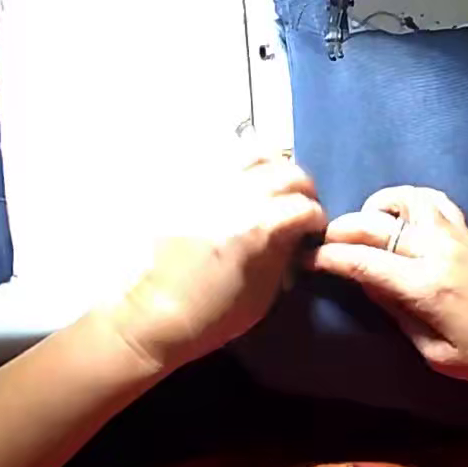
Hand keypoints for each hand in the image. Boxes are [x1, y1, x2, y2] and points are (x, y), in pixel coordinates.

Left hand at [103, 149, 327, 372]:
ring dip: (272, 168)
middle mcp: (234, 195)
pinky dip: (238, 164)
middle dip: (302, 189)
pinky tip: (240, 183)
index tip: (313, 230)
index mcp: (256, 227)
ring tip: (270, 187)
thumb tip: (297, 231)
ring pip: (254, 151)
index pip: (304, 206)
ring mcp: (206, 183)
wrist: (151, 316)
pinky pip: (219, 157)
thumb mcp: (262, 295)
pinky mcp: (183, 182)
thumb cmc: (210, 316)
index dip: (317, 219)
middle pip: (287, 171)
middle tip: (298, 206)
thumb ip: (284, 253)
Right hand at [305, 185, 467, 400]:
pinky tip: (398, 218)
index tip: (306, 260)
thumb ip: (395, 311)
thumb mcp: (435, 353)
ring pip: (400, 201)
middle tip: (322, 245)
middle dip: (337, 231)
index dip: (327, 258)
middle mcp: (436, 249)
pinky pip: (430, 200)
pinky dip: (405, 201)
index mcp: (425, 286)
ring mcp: (454, 233)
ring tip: (360, 229)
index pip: (361, 261)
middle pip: (372, 224)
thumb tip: (366, 281)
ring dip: (370, 210)